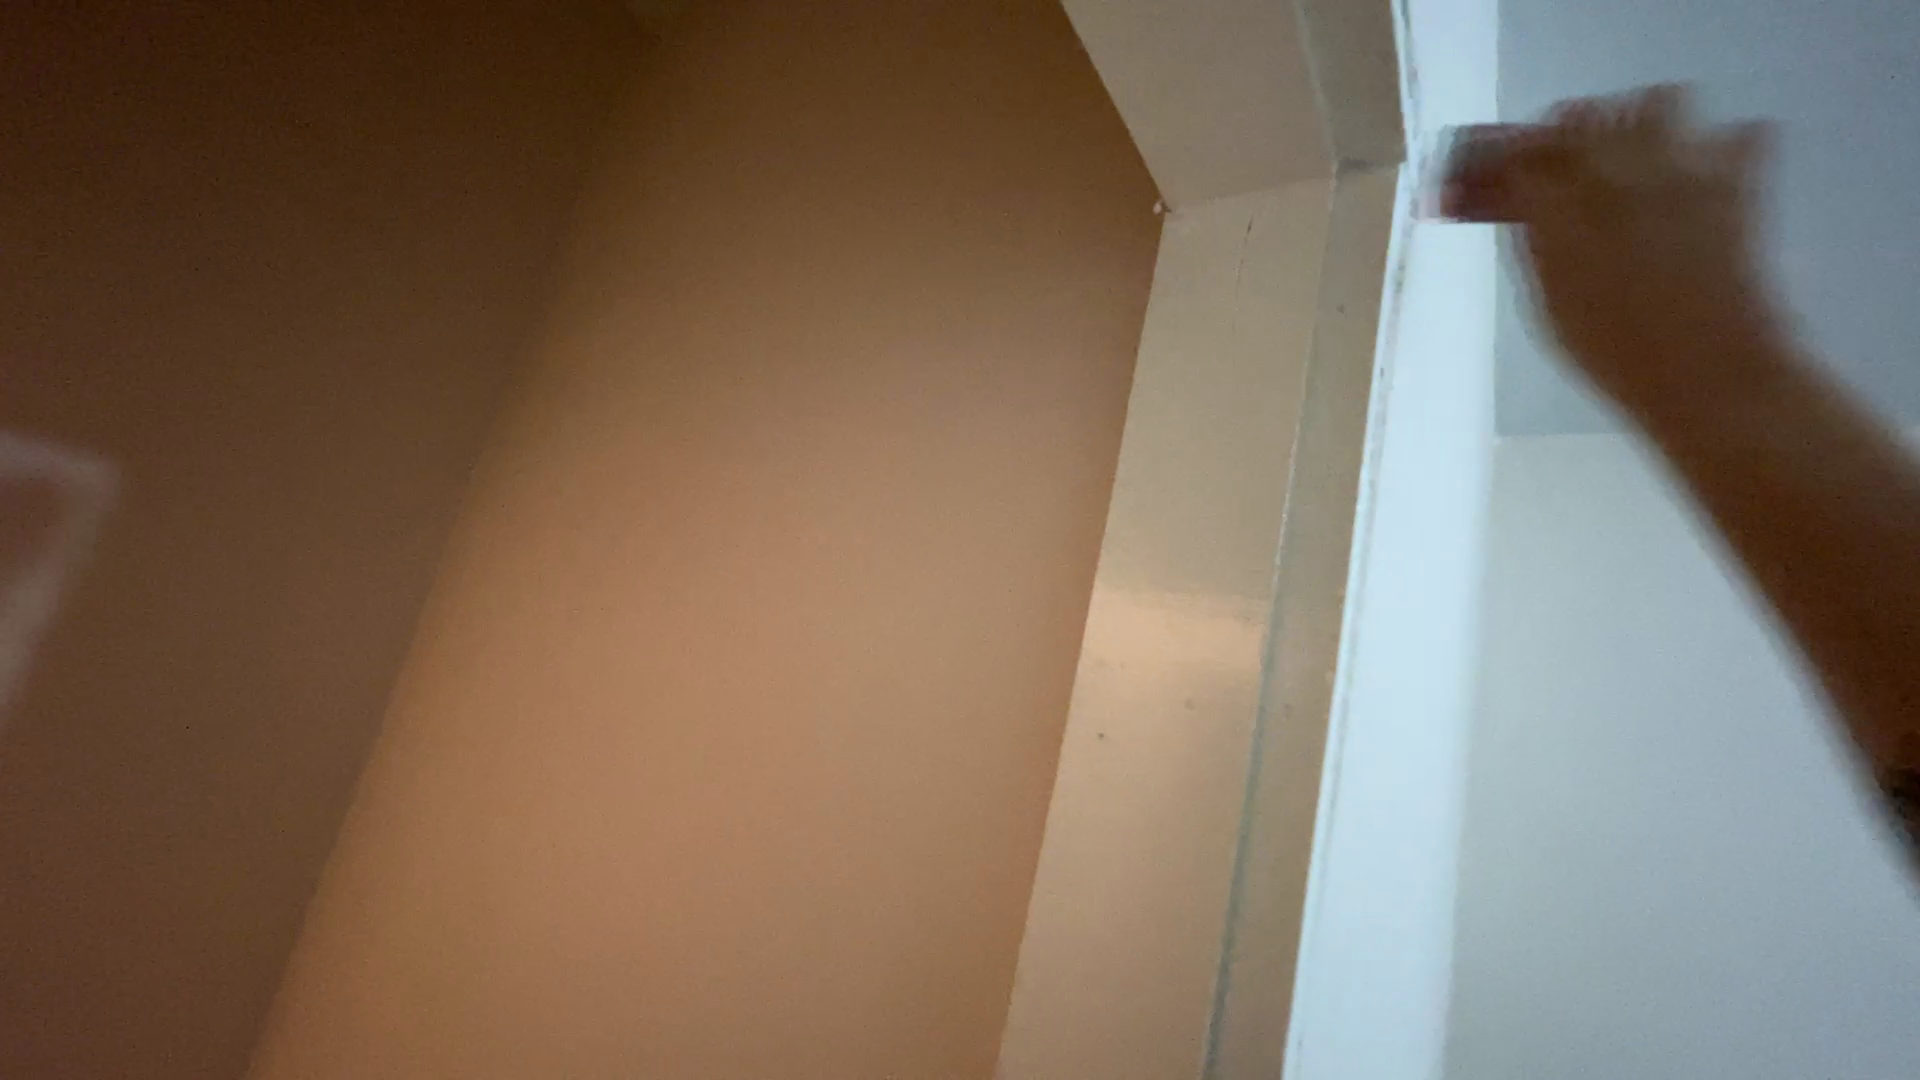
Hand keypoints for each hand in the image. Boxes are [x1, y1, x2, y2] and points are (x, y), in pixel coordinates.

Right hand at [1503, 85, 1783, 424]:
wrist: (1701, 366)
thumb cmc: (1605, 347)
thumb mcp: (1545, 297)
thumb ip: (1535, 239)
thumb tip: (1521, 205)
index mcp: (1564, 211)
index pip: (1519, 159)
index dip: (1494, 164)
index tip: (1476, 181)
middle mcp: (1624, 176)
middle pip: (1579, 120)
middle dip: (1552, 139)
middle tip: (1537, 171)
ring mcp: (1689, 171)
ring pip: (1654, 106)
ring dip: (1625, 125)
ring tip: (1611, 163)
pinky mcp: (1741, 178)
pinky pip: (1730, 132)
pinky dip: (1704, 144)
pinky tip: (1684, 178)